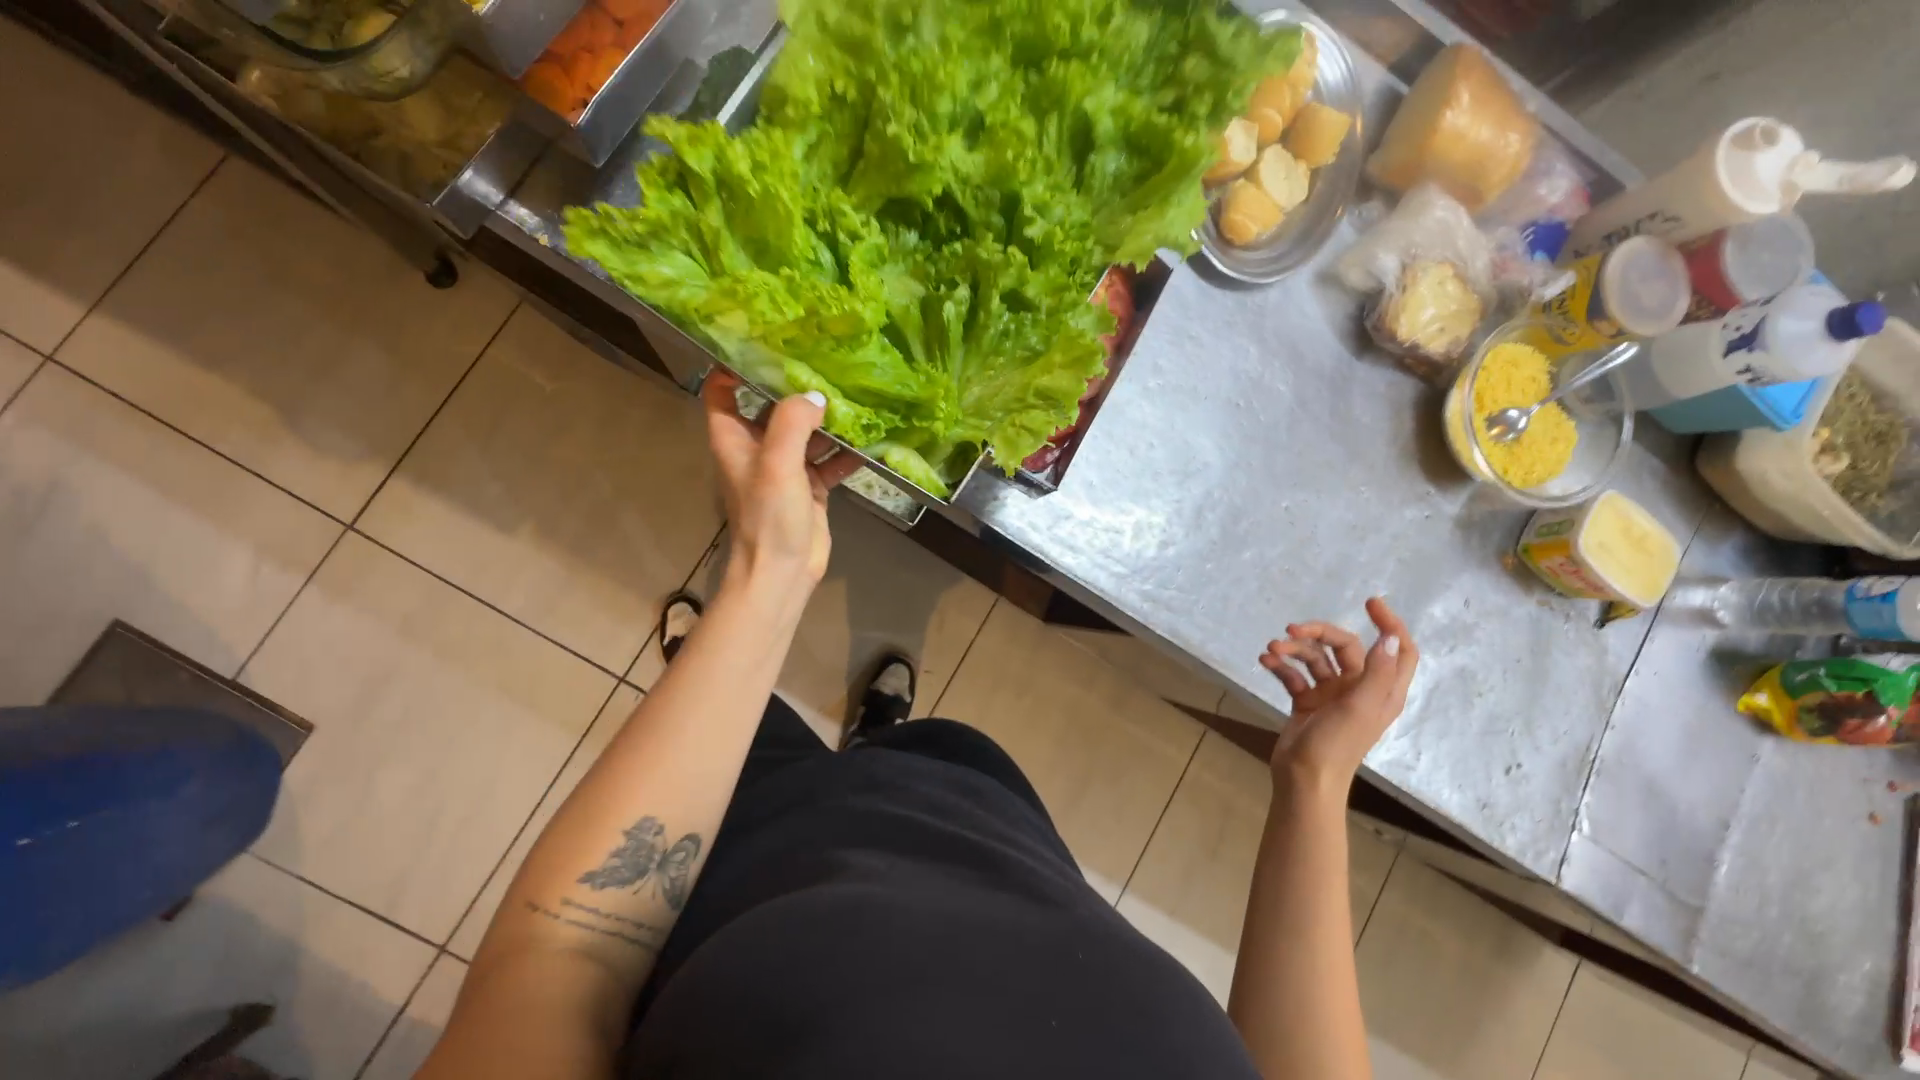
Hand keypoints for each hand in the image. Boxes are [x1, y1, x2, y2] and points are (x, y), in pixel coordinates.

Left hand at [702, 372, 861, 588]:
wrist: (783, 572)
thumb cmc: (768, 516)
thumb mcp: (777, 463)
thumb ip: (792, 423)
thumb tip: (815, 396)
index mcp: (734, 439)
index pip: (721, 392)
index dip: (734, 367)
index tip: (763, 344)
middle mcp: (757, 449)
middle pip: (772, 408)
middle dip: (796, 388)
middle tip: (826, 362)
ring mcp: (785, 469)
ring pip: (806, 433)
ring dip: (828, 419)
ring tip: (857, 393)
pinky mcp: (810, 487)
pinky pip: (828, 460)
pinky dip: (846, 450)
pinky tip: (870, 437)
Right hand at [1258, 597, 1418, 792]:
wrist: (1303, 779)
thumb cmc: (1337, 746)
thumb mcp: (1360, 706)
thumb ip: (1377, 671)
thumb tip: (1391, 636)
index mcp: (1382, 690)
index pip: (1399, 650)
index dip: (1390, 625)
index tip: (1369, 603)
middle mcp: (1360, 689)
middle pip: (1346, 647)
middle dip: (1319, 634)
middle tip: (1292, 630)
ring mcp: (1332, 695)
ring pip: (1316, 659)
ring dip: (1293, 650)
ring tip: (1271, 648)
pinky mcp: (1307, 702)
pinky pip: (1295, 674)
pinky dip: (1281, 665)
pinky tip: (1265, 661)